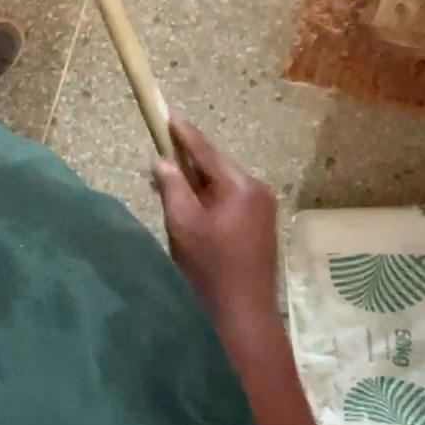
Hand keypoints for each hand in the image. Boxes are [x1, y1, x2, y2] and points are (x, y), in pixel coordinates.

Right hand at [150, 113, 278, 313]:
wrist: (242, 312)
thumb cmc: (210, 266)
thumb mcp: (182, 222)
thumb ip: (172, 186)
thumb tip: (162, 160)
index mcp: (240, 186)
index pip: (206, 151)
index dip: (184, 131)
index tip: (168, 112)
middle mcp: (257, 190)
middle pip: (215, 163)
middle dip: (188, 155)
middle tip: (162, 142)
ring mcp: (262, 207)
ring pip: (221, 180)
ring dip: (196, 177)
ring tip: (169, 172)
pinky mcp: (258, 223)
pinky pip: (228, 196)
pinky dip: (207, 193)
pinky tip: (188, 197)